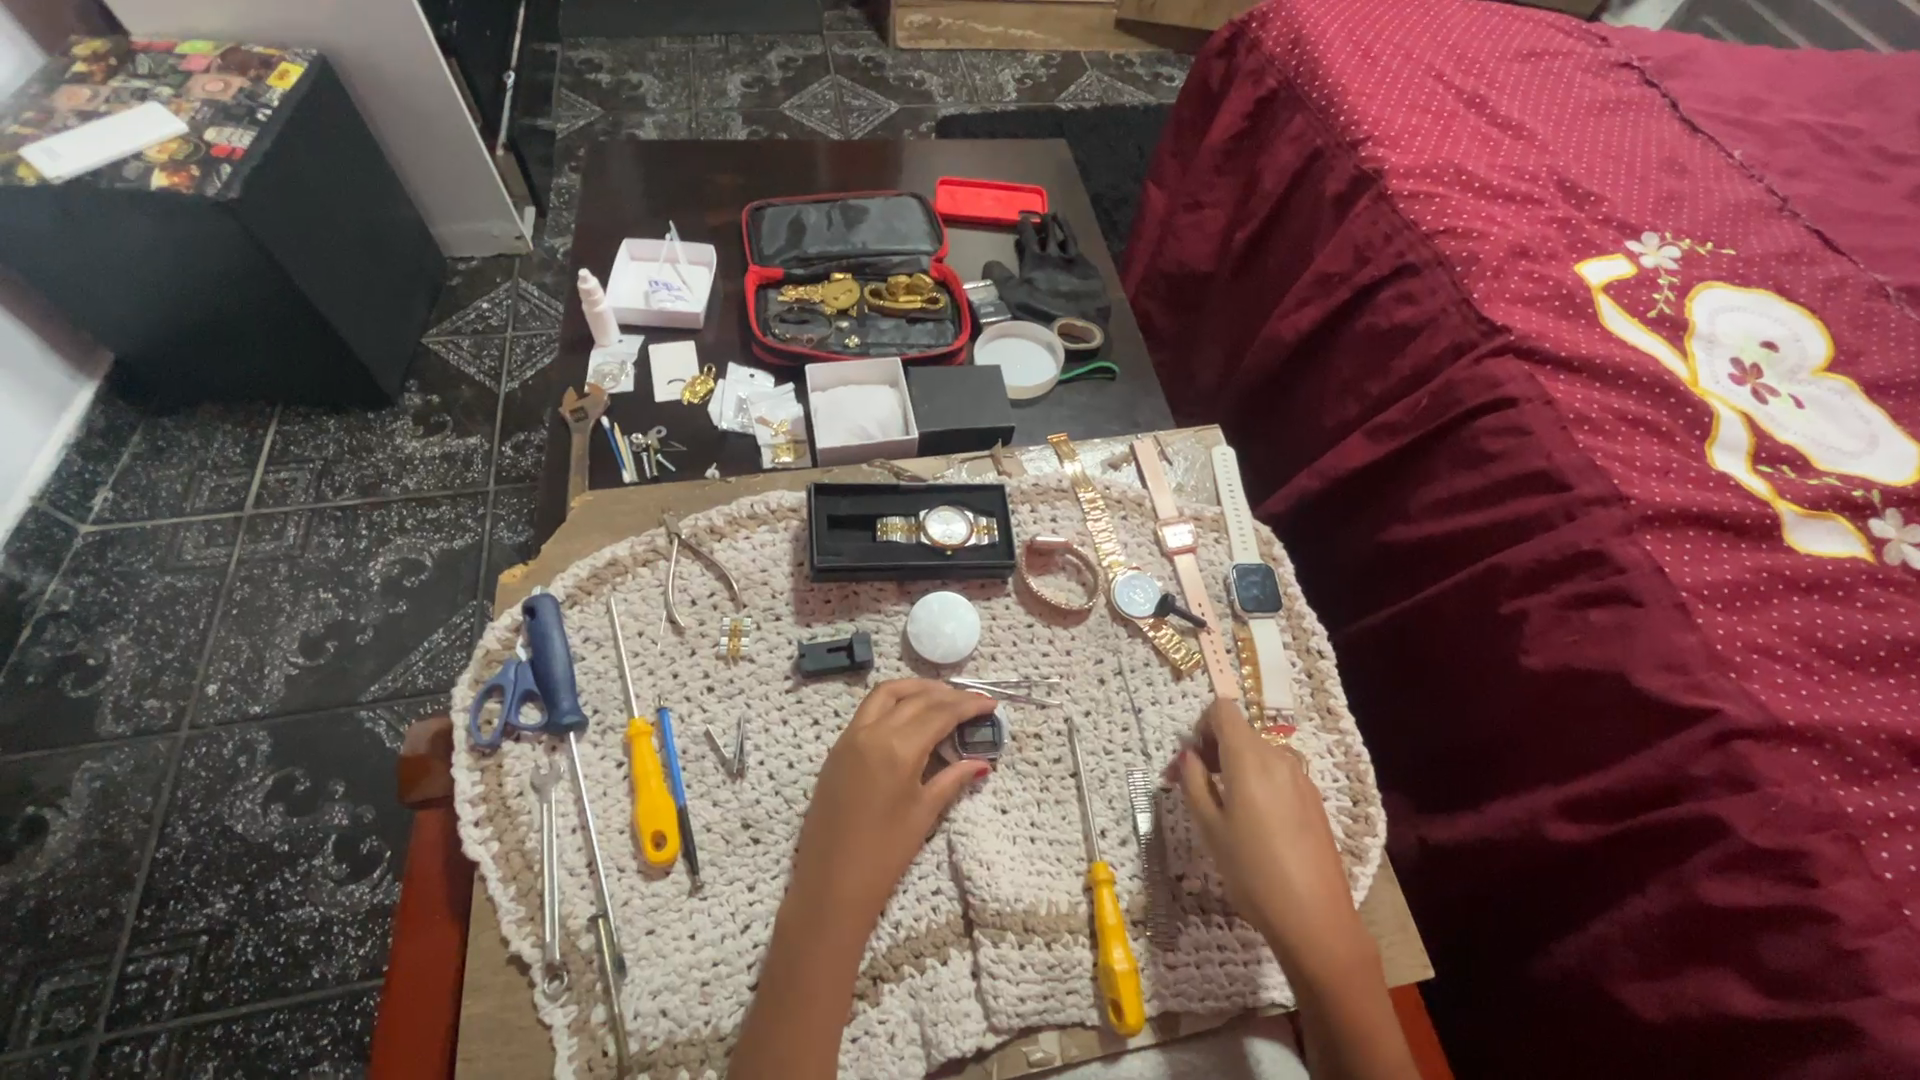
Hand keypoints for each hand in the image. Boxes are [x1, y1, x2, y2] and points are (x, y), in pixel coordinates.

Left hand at [789, 679, 998, 929]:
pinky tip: (910, 716)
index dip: (968, 704)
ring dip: (915, 690)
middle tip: (972, 700)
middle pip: (915, 698)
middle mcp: (871, 733)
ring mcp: (849, 738)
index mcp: (897, 748)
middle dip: (947, 695)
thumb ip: (953, 779)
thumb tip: (980, 762)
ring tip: (941, 697)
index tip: (991, 702)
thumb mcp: (924, 813)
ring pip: (885, 695)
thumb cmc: (884, 854)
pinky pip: (868, 711)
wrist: (830, 884)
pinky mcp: (836, 750)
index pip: (939, 712)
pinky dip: (893, 703)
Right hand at [1174, 699, 1366, 975]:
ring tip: (1221, 808)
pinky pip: (1277, 774)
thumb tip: (1188, 755)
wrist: (1315, 917)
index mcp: (1250, 758)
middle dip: (1213, 749)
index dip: (1201, 726)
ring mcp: (1301, 778)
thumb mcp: (1209, 827)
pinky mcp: (1312, 799)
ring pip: (1259, 754)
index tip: (1191, 760)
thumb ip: (1193, 781)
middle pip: (1240, 732)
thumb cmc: (1252, 871)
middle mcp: (1278, 758)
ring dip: (1235, 767)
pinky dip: (1257, 782)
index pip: (1223, 710)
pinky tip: (1253, 823)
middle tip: (1193, 786)